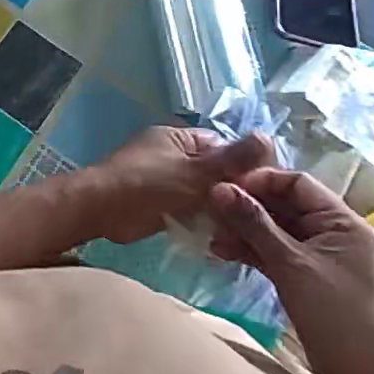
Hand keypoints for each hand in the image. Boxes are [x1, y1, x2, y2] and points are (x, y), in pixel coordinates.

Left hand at [83, 127, 274, 244]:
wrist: (102, 210)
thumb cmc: (147, 185)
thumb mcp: (195, 172)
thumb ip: (231, 160)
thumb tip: (268, 136)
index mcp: (177, 138)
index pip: (222, 147)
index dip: (246, 166)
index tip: (271, 190)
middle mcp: (171, 155)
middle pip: (214, 172)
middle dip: (234, 191)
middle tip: (263, 215)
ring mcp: (164, 179)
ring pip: (204, 193)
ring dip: (220, 209)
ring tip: (249, 228)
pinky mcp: (160, 203)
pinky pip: (190, 209)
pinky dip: (204, 220)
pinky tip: (226, 237)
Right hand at [207, 169, 373, 373]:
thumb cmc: (341, 320)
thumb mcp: (292, 266)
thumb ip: (254, 223)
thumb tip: (219, 186)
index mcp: (345, 224)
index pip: (297, 183)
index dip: (259, 181)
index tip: (223, 189)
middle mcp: (337, 236)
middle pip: (284, 206)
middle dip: (246, 207)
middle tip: (209, 213)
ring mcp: (324, 260)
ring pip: (276, 231)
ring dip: (244, 231)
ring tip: (213, 238)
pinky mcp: (312, 282)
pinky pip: (277, 254)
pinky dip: (252, 251)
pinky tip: (223, 253)